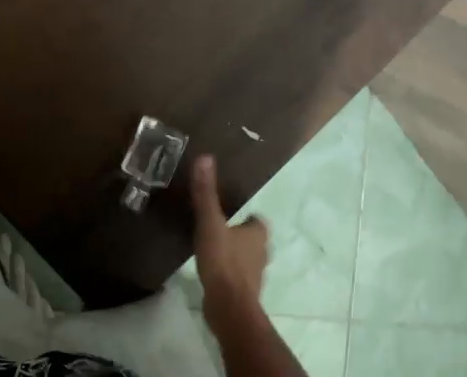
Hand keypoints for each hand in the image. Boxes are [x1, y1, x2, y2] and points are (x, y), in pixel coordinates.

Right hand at [191, 154, 269, 331]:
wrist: (229, 309)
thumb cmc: (223, 261)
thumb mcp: (210, 223)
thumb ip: (206, 193)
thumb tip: (205, 157)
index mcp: (258, 234)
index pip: (257, 219)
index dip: (246, 214)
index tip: (229, 209)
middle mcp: (262, 253)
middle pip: (252, 238)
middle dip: (238, 232)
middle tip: (217, 224)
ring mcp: (254, 275)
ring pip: (245, 257)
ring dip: (232, 251)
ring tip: (210, 244)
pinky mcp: (243, 292)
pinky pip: (235, 274)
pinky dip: (226, 269)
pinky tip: (209, 267)